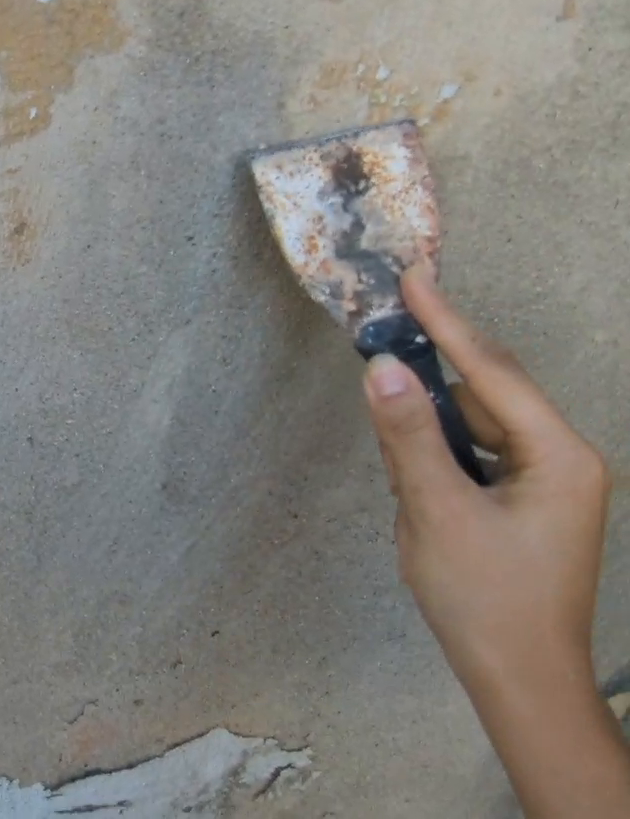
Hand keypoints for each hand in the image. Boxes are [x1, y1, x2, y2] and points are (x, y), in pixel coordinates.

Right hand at [365, 265, 629, 815]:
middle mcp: (562, 458)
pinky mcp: (517, 494)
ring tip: (389, 353)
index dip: (448, 322)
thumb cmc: (482, 591)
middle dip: (444, 343)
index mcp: (560, 457)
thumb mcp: (436, 508)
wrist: (515, 668)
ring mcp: (542, 477)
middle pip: (492, 385)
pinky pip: (472, 440)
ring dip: (433, 386)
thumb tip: (382, 366)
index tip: (415, 277)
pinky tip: (408, 420)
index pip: (491, 373)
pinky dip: (436, 423)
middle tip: (396, 301)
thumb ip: (409, 434)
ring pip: (478, 412)